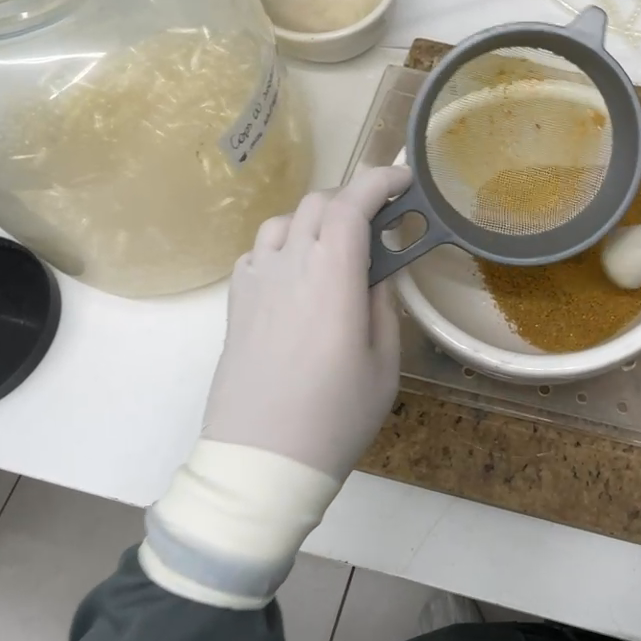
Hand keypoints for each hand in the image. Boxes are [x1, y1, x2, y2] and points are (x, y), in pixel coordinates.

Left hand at [200, 164, 412, 478]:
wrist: (260, 462)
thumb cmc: (335, 417)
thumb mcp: (382, 363)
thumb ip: (381, 305)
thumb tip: (377, 271)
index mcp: (331, 276)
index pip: (352, 204)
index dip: (380, 180)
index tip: (404, 179)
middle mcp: (288, 265)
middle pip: (318, 203)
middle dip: (353, 199)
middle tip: (381, 224)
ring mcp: (255, 282)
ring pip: (285, 221)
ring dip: (317, 220)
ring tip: (338, 249)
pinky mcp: (236, 303)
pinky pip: (259, 251)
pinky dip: (285, 246)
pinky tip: (299, 276)